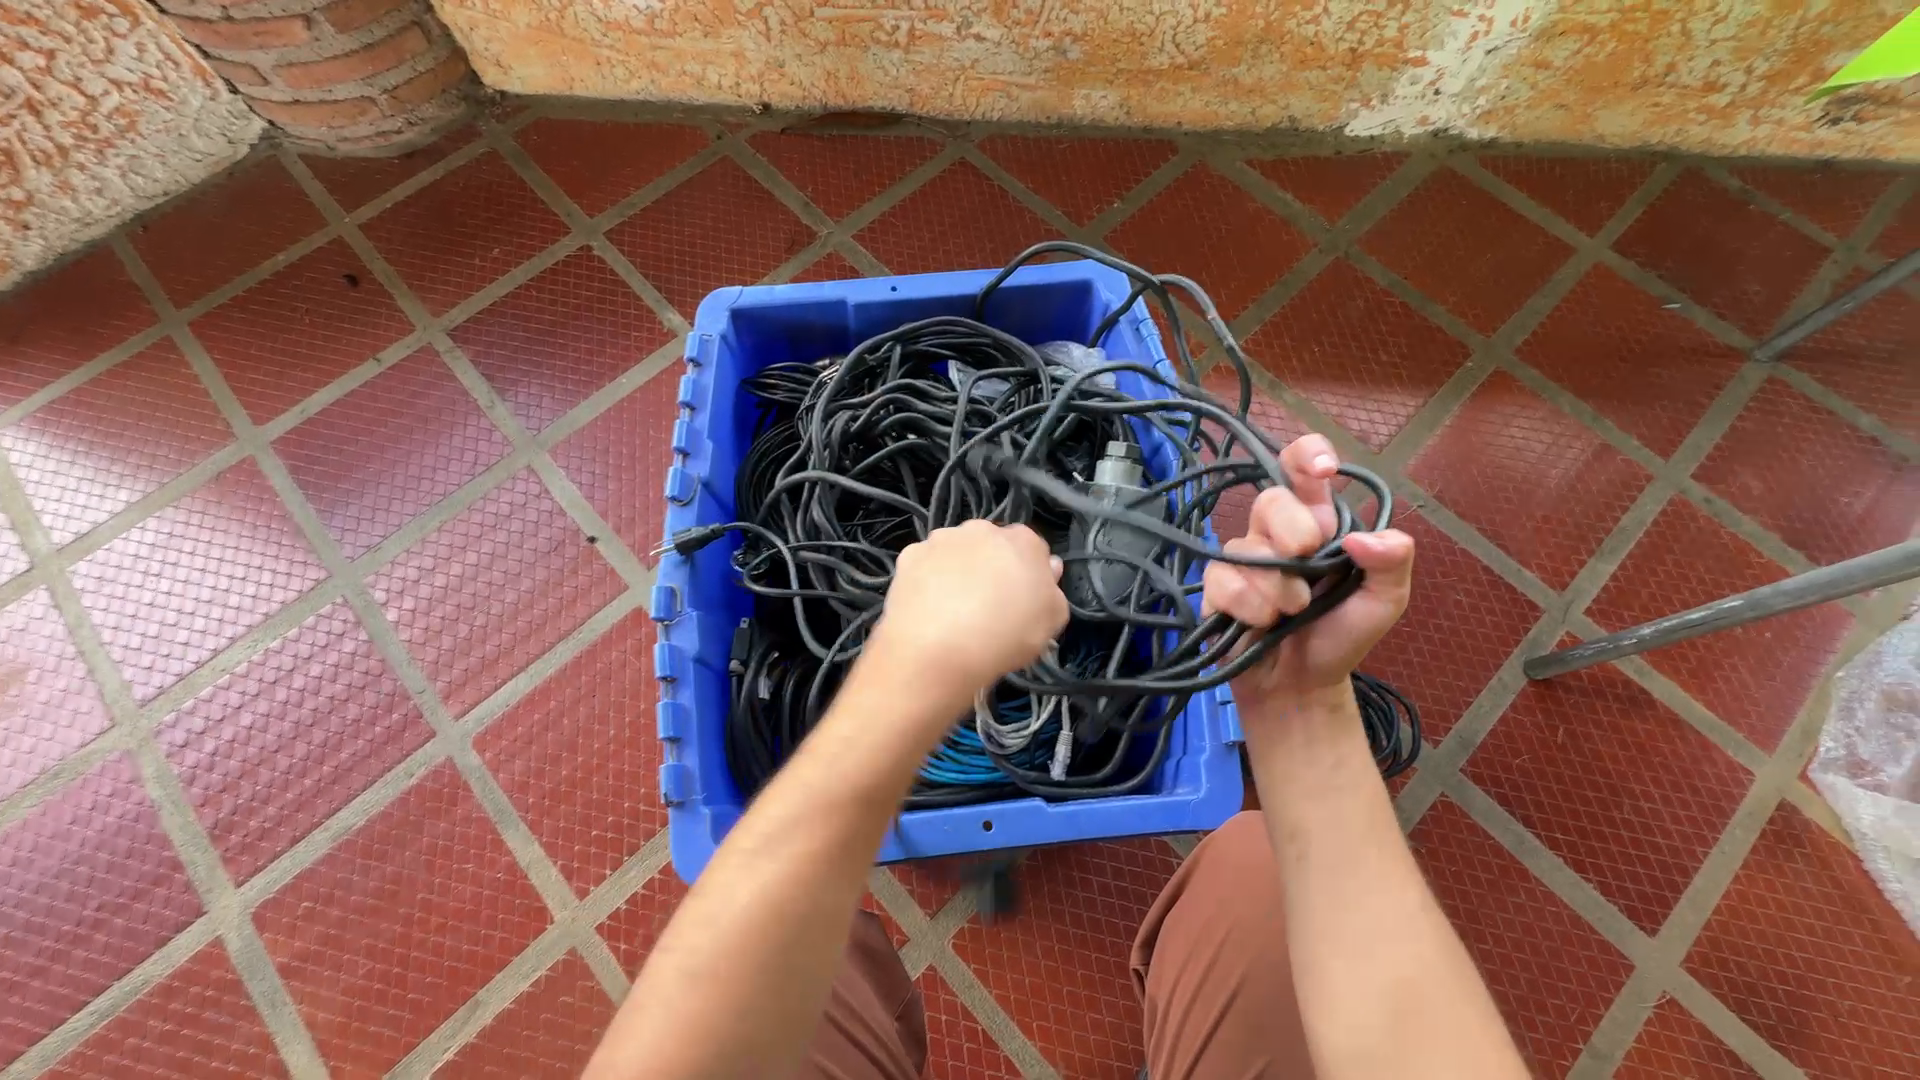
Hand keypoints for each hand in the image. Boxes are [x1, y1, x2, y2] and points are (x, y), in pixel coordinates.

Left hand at [869, 520, 1068, 707]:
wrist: (937, 649)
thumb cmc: (1005, 635)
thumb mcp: (1052, 621)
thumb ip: (1054, 591)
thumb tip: (1048, 569)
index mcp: (1023, 540)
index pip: (1033, 550)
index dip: (1030, 575)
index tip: (1024, 600)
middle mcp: (981, 529)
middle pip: (993, 546)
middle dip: (993, 567)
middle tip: (990, 606)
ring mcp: (941, 539)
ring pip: (956, 551)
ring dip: (958, 570)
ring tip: (955, 610)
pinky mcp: (909, 556)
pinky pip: (925, 565)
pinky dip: (928, 580)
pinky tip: (929, 608)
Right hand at [1202, 434, 1414, 706]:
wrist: (1302, 685)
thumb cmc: (1342, 636)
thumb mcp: (1385, 601)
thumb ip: (1392, 562)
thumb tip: (1367, 537)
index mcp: (1315, 522)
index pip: (1301, 468)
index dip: (1307, 456)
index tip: (1322, 472)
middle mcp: (1275, 532)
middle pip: (1270, 499)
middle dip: (1293, 531)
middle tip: (1308, 563)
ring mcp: (1241, 559)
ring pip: (1245, 545)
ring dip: (1275, 585)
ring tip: (1290, 614)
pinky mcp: (1215, 587)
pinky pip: (1221, 579)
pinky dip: (1246, 604)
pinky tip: (1260, 622)